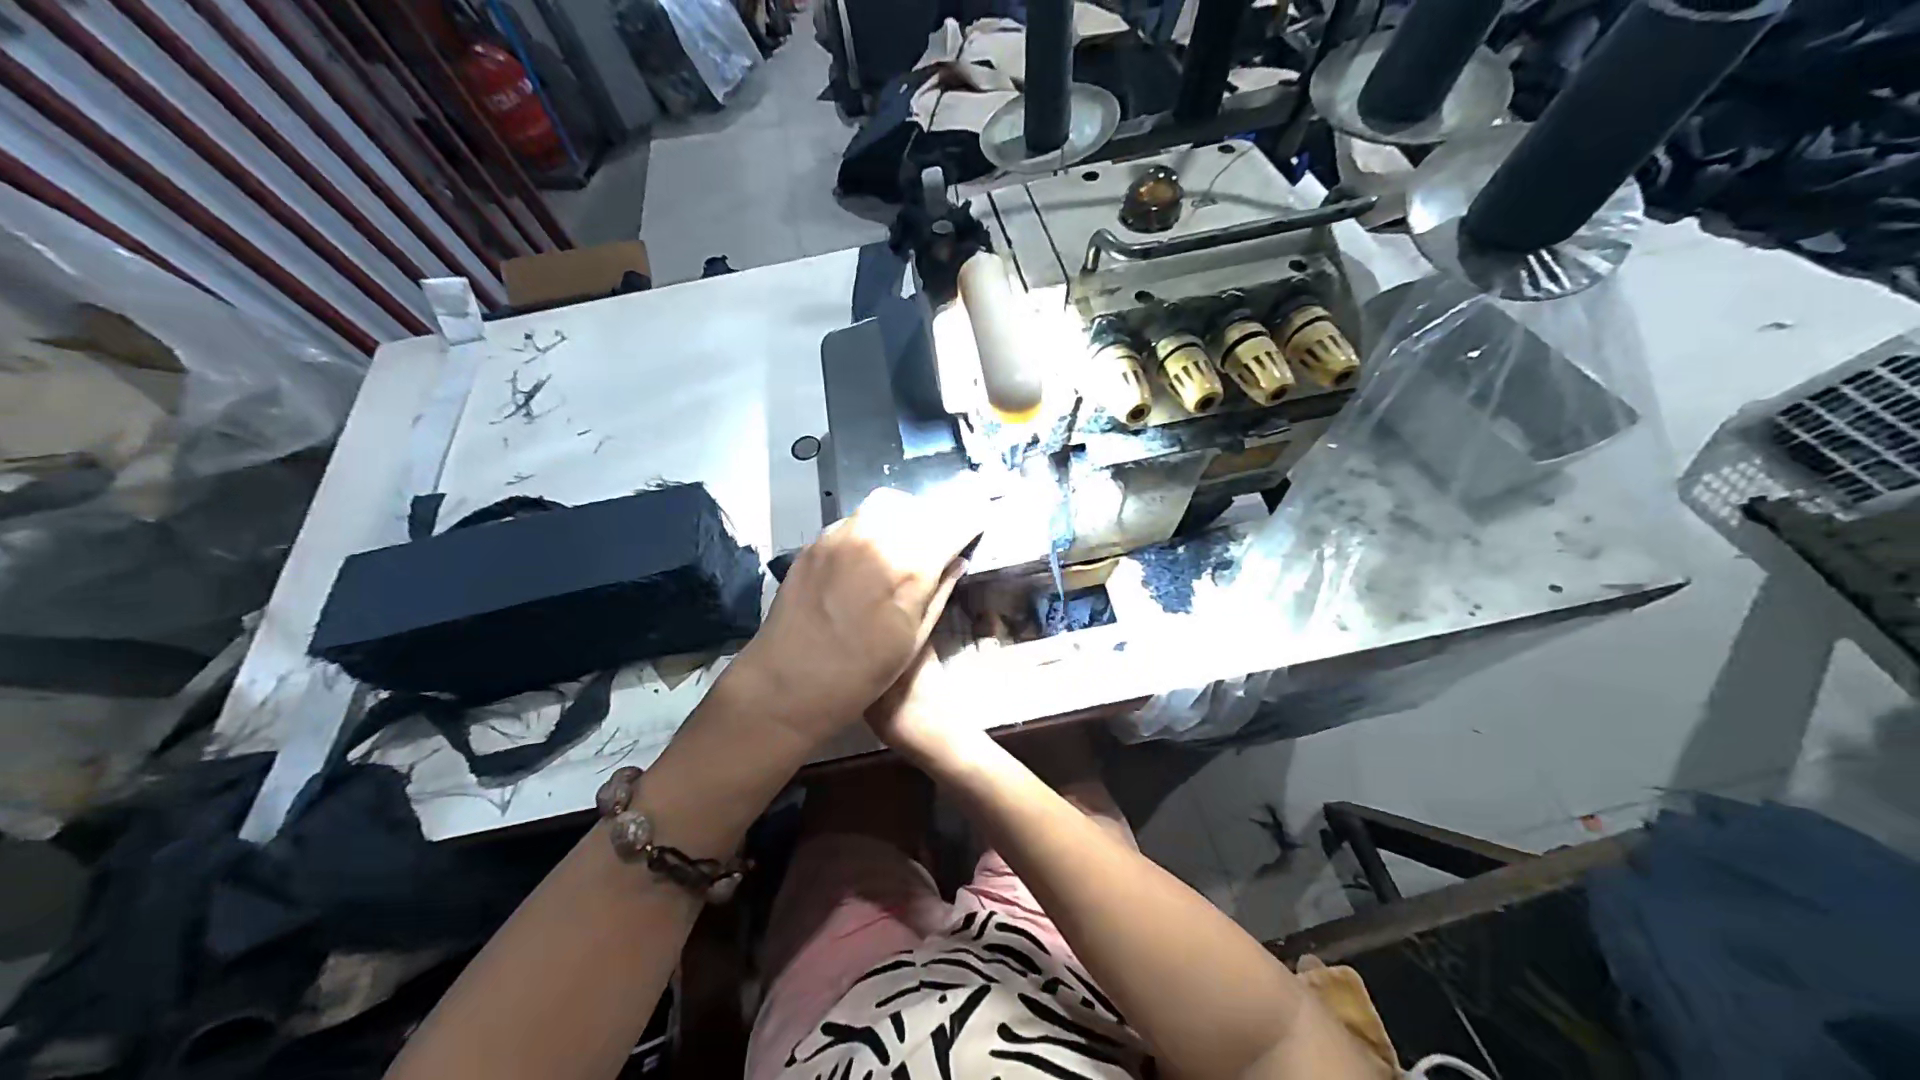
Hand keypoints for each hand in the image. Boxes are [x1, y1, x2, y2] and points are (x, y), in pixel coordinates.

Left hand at [730, 489, 979, 747]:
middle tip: (943, 539)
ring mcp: (841, 536)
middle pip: (921, 507)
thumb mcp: (913, 639)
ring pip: (886, 503)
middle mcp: (877, 539)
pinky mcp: (816, 542)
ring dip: (906, 515)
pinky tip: (872, 554)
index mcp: (910, 568)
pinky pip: (855, 518)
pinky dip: (874, 525)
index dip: (970, 522)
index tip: (977, 526)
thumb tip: (956, 560)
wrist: (788, 684)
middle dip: (938, 519)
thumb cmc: (861, 675)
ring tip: (908, 542)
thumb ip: (939, 590)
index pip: (953, 523)